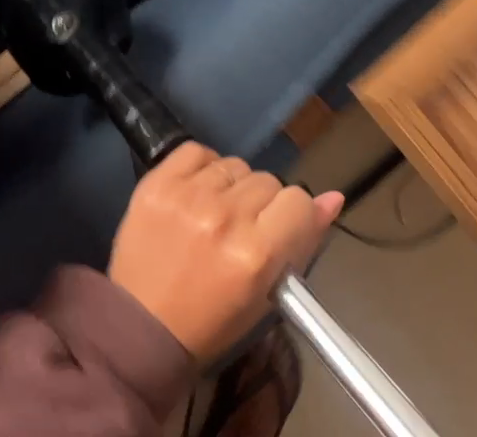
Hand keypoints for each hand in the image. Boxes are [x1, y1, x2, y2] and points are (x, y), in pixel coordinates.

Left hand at [107, 142, 344, 363]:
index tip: (279, 230)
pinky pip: (195, 151)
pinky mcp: (156, 182)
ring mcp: (187, 195)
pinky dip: (201, 166)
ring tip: (216, 213)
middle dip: (262, 204)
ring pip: (234, 164)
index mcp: (257, 252)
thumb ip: (303, 243)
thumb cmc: (211, 319)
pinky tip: (196, 191)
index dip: (293, 215)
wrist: (141, 324)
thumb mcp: (267, 294)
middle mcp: (225, 216)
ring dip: (232, 186)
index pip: (298, 201)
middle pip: (267, 181)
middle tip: (243, 230)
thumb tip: (334, 198)